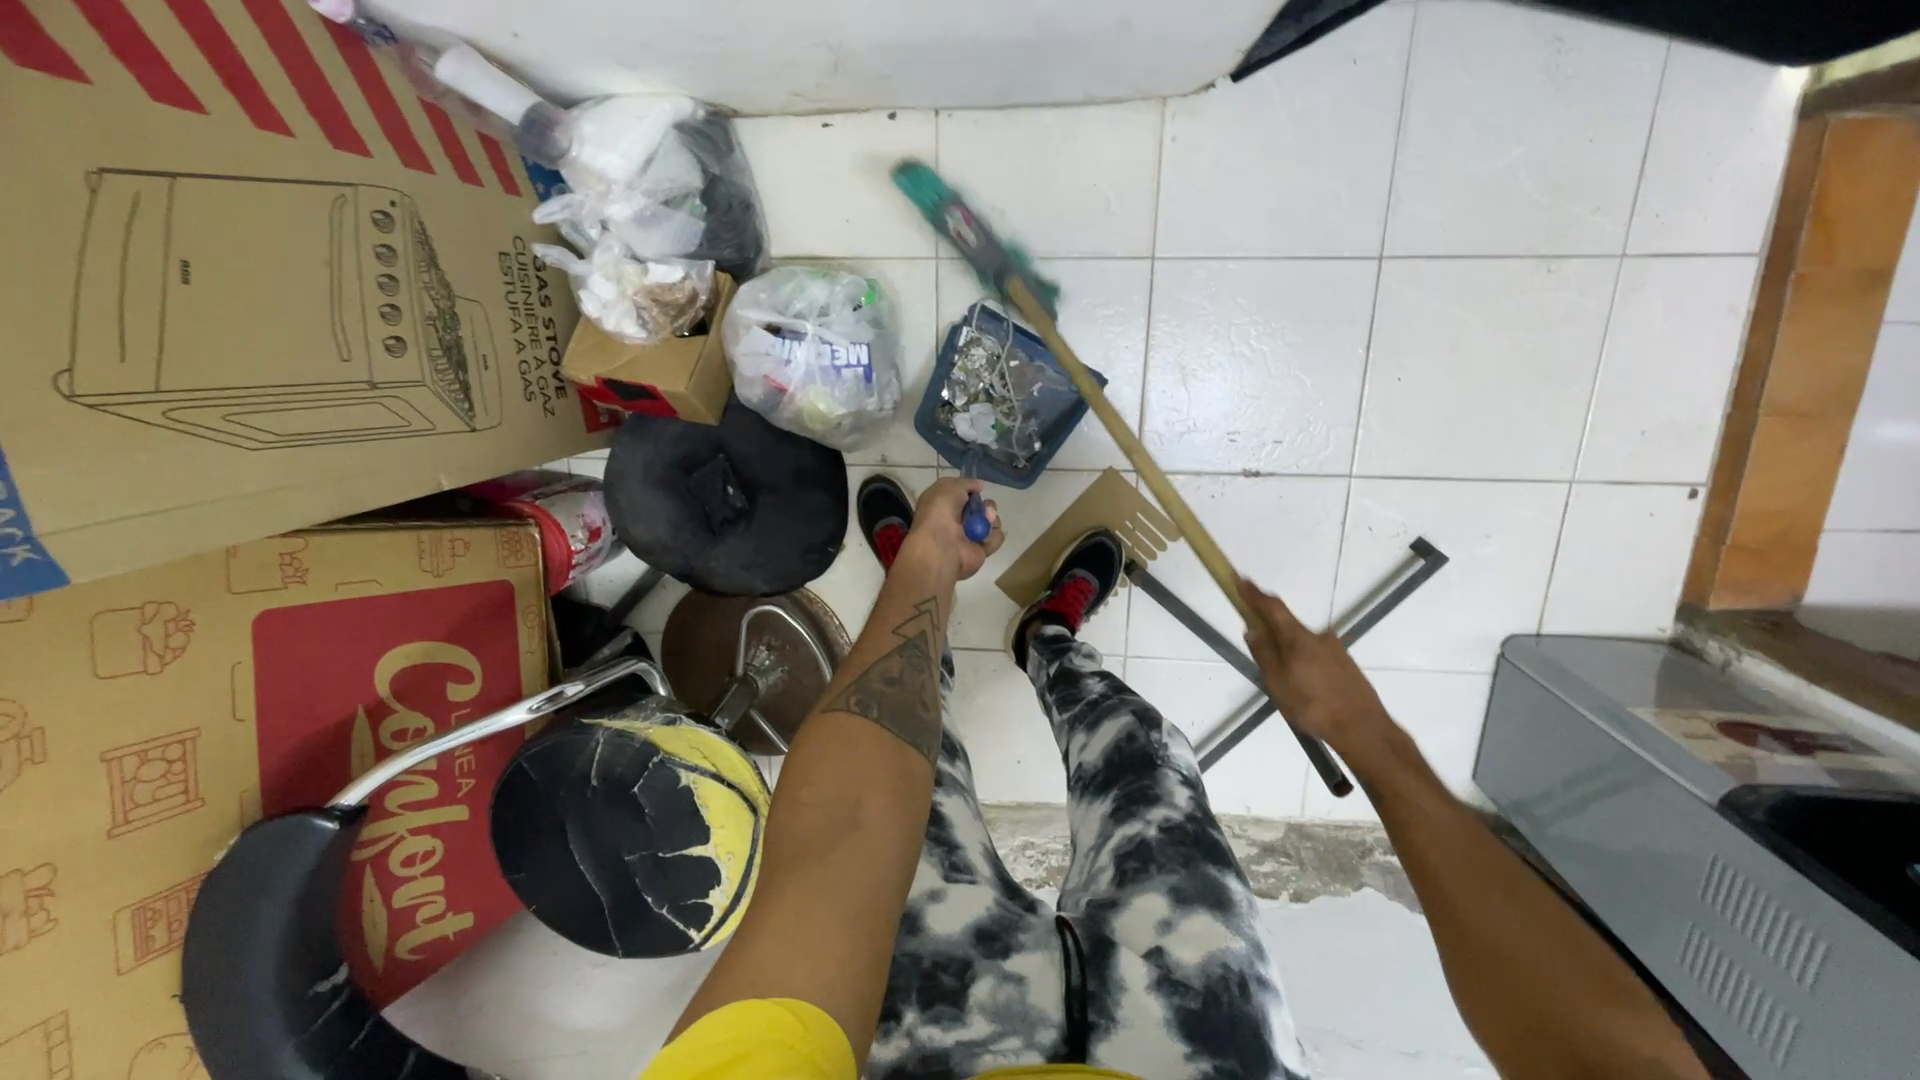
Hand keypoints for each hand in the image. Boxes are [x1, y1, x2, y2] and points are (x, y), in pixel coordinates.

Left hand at [900, 478, 1003, 581]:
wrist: (941, 546)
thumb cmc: (939, 513)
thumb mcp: (948, 486)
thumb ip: (966, 483)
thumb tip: (980, 485)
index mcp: (942, 506)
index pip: (963, 495)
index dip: (971, 491)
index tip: (977, 489)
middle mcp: (955, 521)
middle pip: (980, 508)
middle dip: (986, 505)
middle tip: (983, 508)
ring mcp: (969, 537)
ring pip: (991, 521)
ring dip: (990, 518)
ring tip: (983, 522)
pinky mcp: (981, 550)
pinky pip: (996, 537)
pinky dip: (992, 536)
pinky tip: (982, 537)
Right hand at [1239, 579, 1396, 755]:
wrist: (1363, 728)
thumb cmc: (1313, 706)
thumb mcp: (1277, 682)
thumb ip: (1264, 654)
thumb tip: (1252, 628)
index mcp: (1299, 638)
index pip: (1273, 608)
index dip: (1255, 594)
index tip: (1241, 580)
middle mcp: (1319, 637)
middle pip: (1288, 628)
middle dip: (1273, 636)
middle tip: (1264, 662)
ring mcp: (1336, 650)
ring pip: (1303, 646)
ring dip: (1291, 657)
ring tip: (1289, 688)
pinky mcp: (1346, 665)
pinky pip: (1317, 658)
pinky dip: (1306, 667)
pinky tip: (1308, 693)